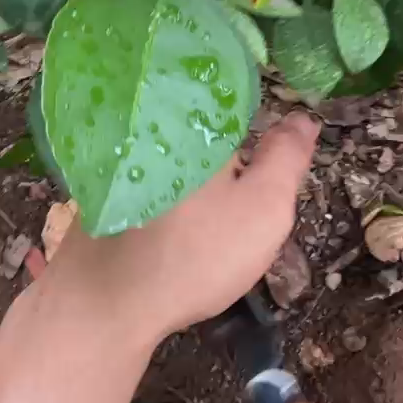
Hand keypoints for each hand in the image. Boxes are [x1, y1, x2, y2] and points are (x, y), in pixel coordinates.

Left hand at [38, 112, 319, 344]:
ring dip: (187, 172)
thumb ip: (286, 158)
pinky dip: (157, 187)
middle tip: (228, 204)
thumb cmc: (196, 252)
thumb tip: (303, 117)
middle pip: (195, 127)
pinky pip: (139, 171)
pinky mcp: (99, 182)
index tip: (258, 156)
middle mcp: (150, 128)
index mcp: (192, 123)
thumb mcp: (263, 208)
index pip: (228, 101)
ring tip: (201, 215)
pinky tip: (163, 220)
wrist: (108, 301)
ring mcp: (118, 154)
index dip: (250, 126)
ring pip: (167, 152)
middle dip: (219, 153)